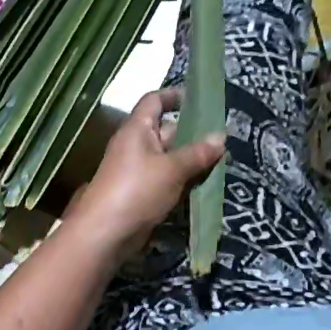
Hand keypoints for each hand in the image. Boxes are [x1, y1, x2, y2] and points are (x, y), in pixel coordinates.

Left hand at [68, 88, 225, 257]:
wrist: (106, 233)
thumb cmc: (137, 190)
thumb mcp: (173, 169)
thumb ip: (198, 152)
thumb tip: (221, 136)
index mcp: (137, 129)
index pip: (154, 101)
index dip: (174, 95)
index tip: (198, 98)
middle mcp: (137, 145)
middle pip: (167, 130)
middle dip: (193, 133)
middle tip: (224, 137)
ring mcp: (139, 170)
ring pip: (170, 157)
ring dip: (192, 159)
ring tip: (222, 160)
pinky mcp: (143, 191)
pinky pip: (168, 177)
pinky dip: (184, 179)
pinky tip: (206, 183)